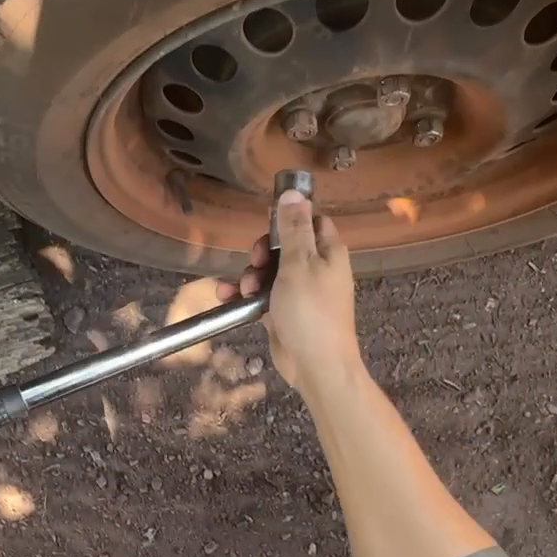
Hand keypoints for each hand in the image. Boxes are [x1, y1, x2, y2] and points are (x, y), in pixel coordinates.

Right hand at [219, 190, 361, 396]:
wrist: (316, 365)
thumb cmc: (311, 311)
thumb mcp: (299, 263)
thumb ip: (293, 229)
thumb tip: (294, 191)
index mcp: (328, 253)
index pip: (312, 222)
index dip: (289, 219)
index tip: (268, 222)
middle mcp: (317, 270)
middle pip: (286, 247)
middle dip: (263, 251)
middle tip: (254, 260)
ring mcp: (300, 294)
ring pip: (270, 273)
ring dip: (251, 275)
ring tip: (244, 288)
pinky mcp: (285, 315)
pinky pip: (262, 297)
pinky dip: (246, 296)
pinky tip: (227, 297)